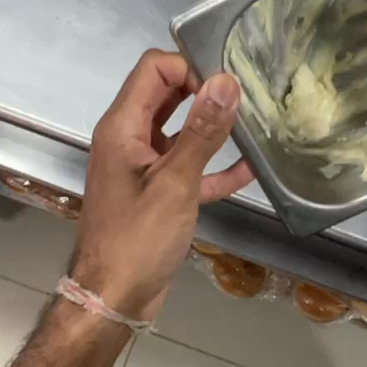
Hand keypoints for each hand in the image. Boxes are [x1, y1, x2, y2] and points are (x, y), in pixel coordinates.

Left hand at [71, 50, 252, 320]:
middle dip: (204, 92)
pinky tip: (248, 170)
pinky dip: (213, 168)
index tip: (225, 87)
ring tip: (252, 126)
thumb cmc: (138, 240)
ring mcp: (142, 167)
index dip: (190, 69)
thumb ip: (202, 132)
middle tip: (244, 98)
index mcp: (122, 127)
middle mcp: (128, 139)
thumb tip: (225, 82)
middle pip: (166, 95)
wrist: (114, 297)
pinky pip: (187, 169)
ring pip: (179, 132)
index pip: (154, 69)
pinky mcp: (156, 193)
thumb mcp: (175, 183)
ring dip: (212, 129)